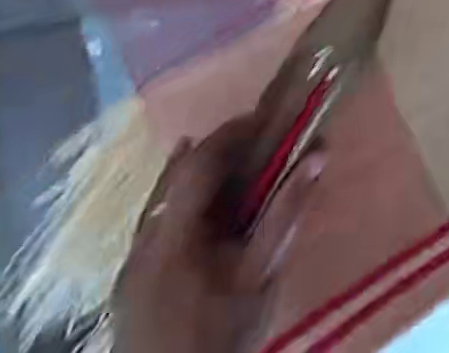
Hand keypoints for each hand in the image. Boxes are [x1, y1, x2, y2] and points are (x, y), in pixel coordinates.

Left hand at [111, 120, 324, 352]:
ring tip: (237, 158)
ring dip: (198, 172)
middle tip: (258, 135)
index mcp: (171, 241)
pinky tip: (202, 194)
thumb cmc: (224, 334)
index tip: (265, 118)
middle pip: (174, 177)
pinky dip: (182, 198)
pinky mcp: (130, 280)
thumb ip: (286, 211)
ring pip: (161, 198)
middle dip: (216, 148)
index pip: (197, 166)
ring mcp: (129, 265)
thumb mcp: (262, 273)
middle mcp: (141, 245)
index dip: (230, 134)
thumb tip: (319, 154)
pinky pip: (156, 221)